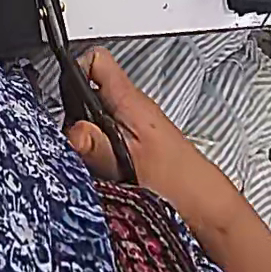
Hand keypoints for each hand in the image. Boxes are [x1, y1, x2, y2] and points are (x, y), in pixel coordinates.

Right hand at [66, 50, 258, 238]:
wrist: (206, 210)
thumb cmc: (180, 183)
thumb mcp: (130, 164)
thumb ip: (96, 146)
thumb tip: (70, 131)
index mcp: (129, 101)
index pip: (97, 61)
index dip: (76, 71)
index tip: (64, 96)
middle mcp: (130, 110)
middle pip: (88, 94)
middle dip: (74, 117)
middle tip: (78, 143)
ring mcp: (131, 129)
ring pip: (93, 121)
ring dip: (86, 141)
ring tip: (94, 164)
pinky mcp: (132, 148)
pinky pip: (103, 141)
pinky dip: (97, 156)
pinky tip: (104, 175)